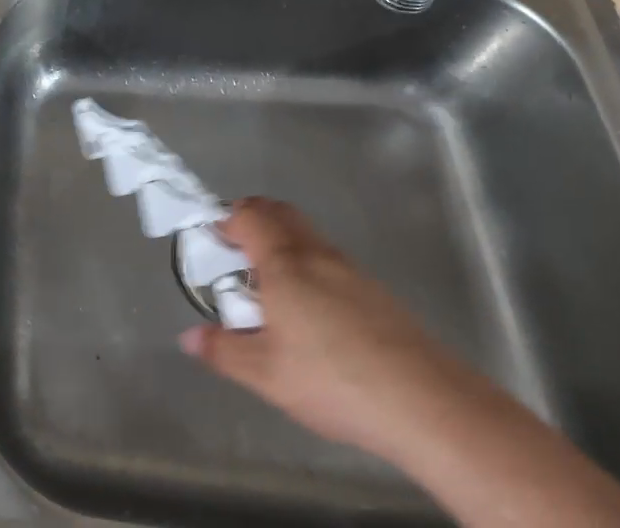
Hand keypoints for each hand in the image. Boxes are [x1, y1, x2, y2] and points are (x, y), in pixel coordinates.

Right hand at [179, 197, 490, 460]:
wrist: (430, 406)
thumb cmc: (334, 381)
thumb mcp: (265, 374)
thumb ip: (222, 350)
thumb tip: (189, 337)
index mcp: (285, 264)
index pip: (250, 214)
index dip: (226, 220)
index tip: (213, 247)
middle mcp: (319, 256)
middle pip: (281, 214)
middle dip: (253, 223)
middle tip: (236, 260)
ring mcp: (354, 273)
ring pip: (309, 239)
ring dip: (283, 249)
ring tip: (271, 297)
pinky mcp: (379, 296)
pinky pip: (332, 265)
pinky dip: (310, 272)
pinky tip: (313, 322)